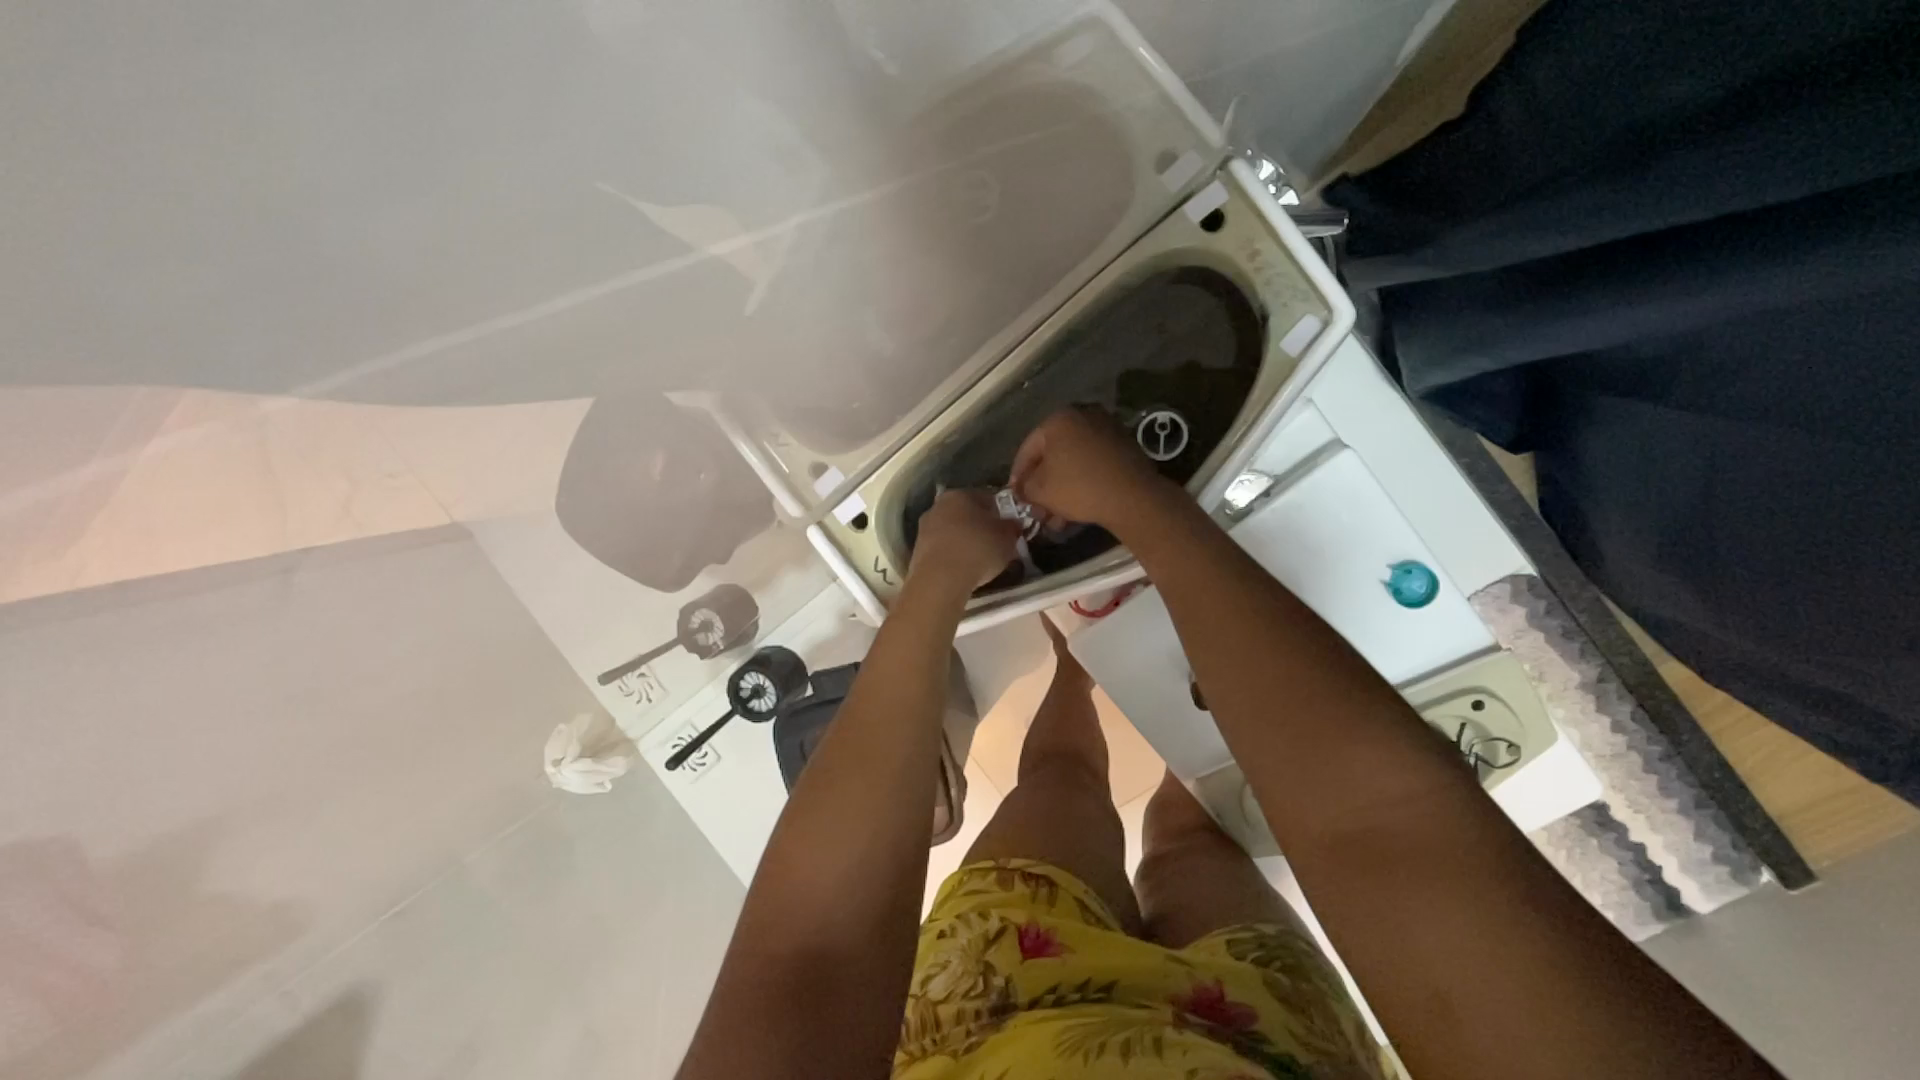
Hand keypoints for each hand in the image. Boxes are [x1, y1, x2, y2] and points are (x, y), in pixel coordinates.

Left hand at [909, 490, 1021, 590]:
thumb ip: (1012, 527)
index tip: (1010, 528)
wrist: (940, 579)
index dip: (1001, 513)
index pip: (986, 498)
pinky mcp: (917, 551)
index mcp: (960, 494)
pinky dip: (952, 556)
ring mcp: (924, 528)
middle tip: (996, 544)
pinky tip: (963, 569)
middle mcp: (938, 505)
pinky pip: (942, 549)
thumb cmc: (978, 549)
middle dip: (980, 526)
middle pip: (966, 514)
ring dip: (964, 542)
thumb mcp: (1007, 538)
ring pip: (952, 532)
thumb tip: (1014, 524)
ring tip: (980, 560)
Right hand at [1009, 407, 1171, 529]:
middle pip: (1053, 454)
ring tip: (1057, 517)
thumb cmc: (1079, 487)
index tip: (1015, 496)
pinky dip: (1082, 481)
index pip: (1028, 448)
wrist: (1133, 496)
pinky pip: (1093, 462)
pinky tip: (1078, 506)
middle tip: (1037, 509)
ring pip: (1074, 461)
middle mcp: (1083, 415)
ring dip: (1062, 488)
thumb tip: (1021, 489)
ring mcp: (1107, 428)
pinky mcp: (1124, 444)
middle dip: (1043, 485)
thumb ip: (1024, 487)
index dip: (1018, 475)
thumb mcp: (1041, 491)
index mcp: (1058, 419)